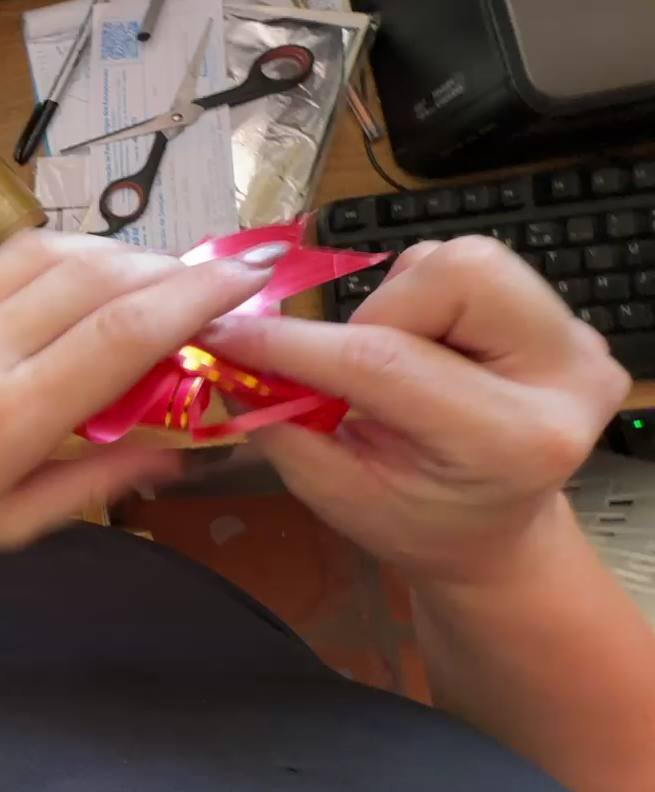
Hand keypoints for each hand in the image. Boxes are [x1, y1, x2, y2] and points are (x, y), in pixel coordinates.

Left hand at [0, 231, 284, 576]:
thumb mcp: (13, 523)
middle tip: (203, 281)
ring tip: (145, 278)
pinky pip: (0, 258)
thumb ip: (101, 481)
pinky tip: (76, 278)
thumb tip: (183, 451)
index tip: (247, 277)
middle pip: (96, 277)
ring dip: (113, 253)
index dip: (197, 294)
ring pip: (50, 252)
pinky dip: (55, 257)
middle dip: (166, 267)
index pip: (124, 331)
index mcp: (9, 416)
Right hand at [202, 237, 627, 588]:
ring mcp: (575, 341)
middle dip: (372, 309)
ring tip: (380, 357)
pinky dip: (412, 298)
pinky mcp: (560, 321)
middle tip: (344, 359)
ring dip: (391, 302)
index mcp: (508, 440)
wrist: (488, 529)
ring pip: (460, 262)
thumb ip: (275, 420)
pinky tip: (410, 346)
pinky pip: (469, 271)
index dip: (284, 341)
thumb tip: (217, 357)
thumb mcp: (325, 488)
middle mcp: (564, 376)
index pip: (378, 361)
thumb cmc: (406, 519)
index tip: (216, 335)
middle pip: (457, 274)